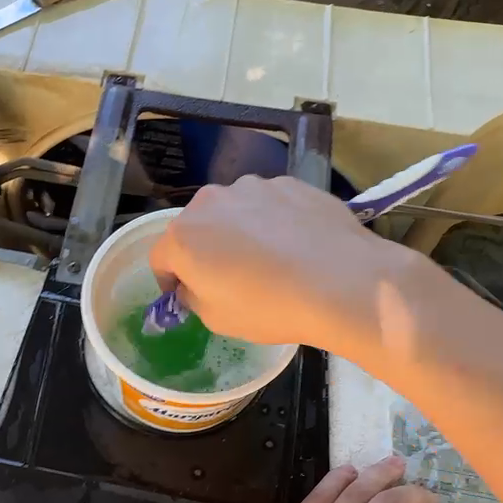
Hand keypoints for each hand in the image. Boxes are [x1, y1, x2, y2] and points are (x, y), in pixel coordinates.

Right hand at [148, 176, 408, 353]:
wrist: (342, 282)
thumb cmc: (270, 307)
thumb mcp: (217, 319)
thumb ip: (193, 296)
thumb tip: (193, 285)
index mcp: (183, 236)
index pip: (160, 258)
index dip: (170, 280)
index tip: (187, 296)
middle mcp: (211, 201)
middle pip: (196, 227)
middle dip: (205, 250)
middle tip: (230, 278)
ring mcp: (253, 187)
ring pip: (234, 212)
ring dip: (239, 231)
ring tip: (269, 260)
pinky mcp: (290, 183)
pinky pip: (270, 205)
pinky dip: (274, 222)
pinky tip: (296, 246)